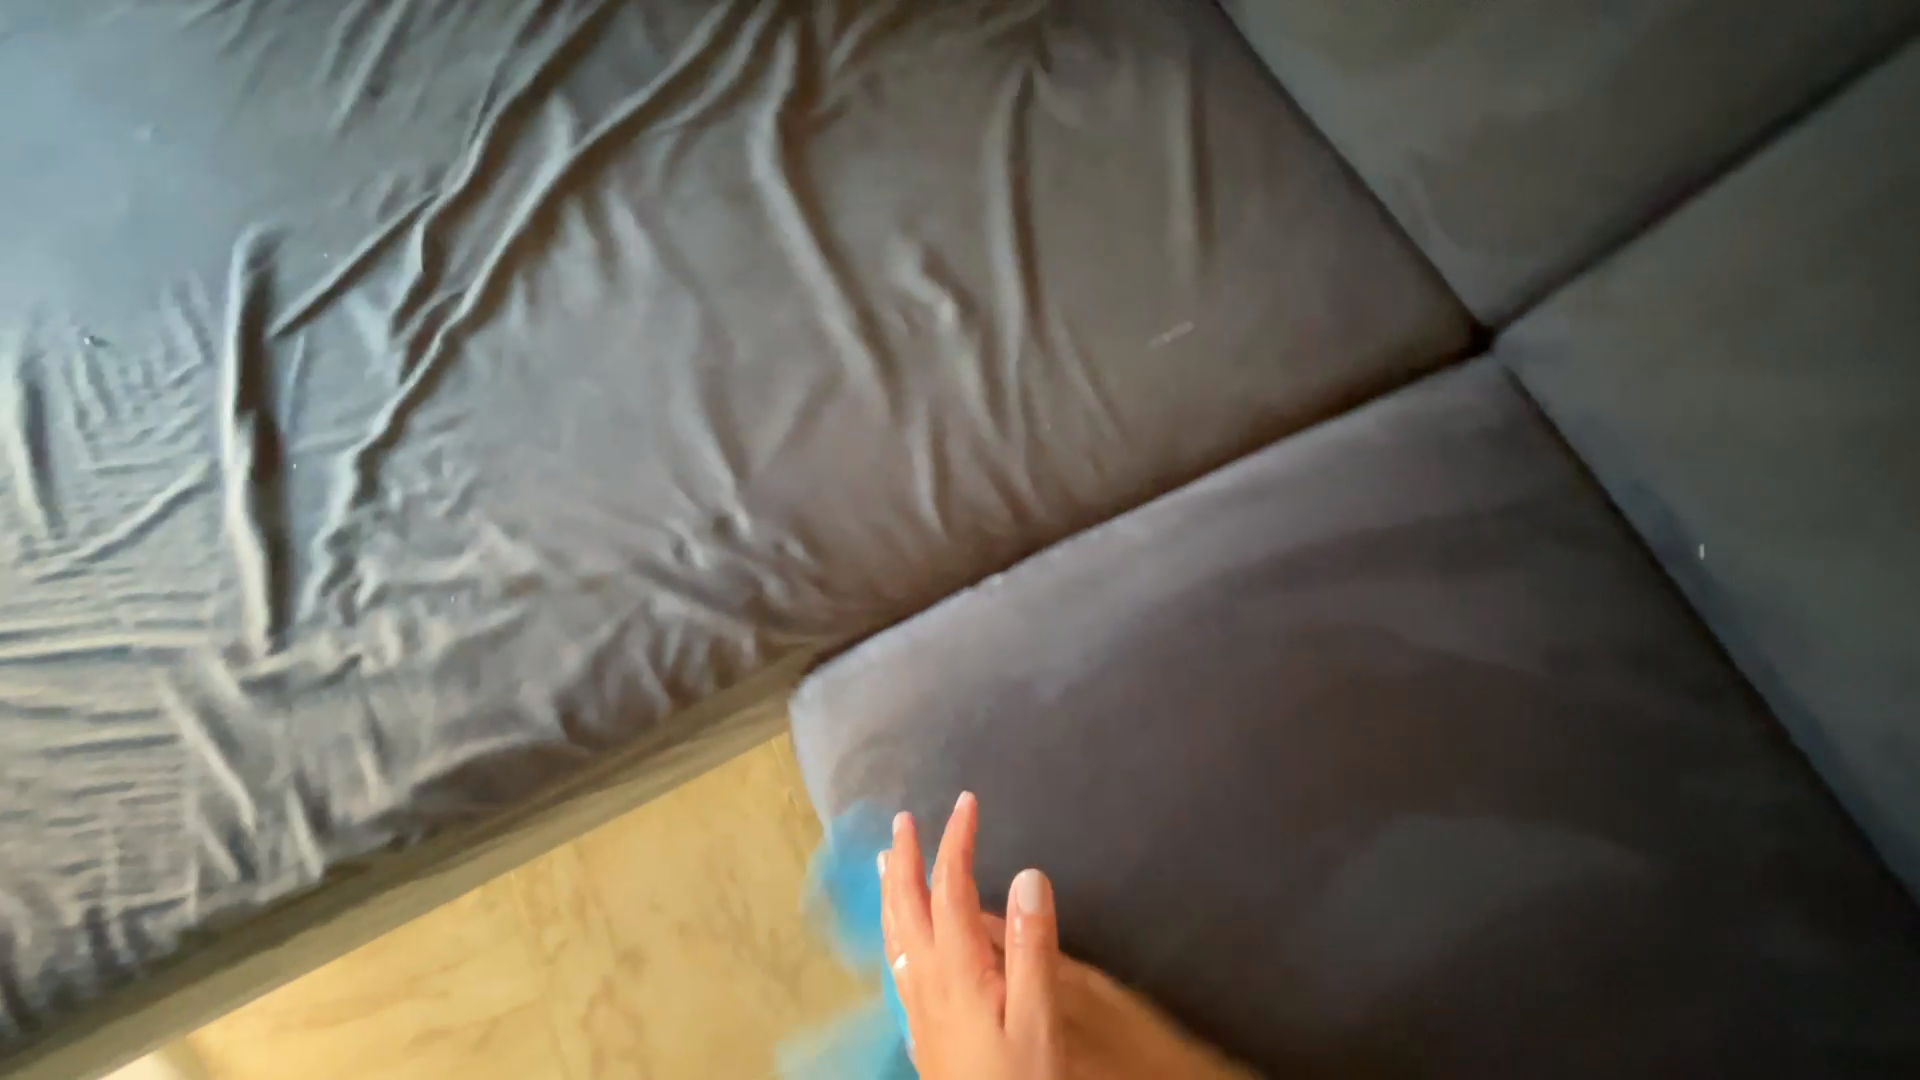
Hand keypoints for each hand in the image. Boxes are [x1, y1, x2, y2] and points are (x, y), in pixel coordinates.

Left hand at [881, 791, 1063, 1079]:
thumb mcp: (1038, 1020)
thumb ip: (1032, 947)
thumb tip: (1027, 874)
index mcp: (956, 966)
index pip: (950, 886)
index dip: (957, 840)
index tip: (966, 802)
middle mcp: (926, 977)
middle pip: (908, 904)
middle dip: (908, 857)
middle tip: (903, 819)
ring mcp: (918, 1004)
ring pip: (895, 932)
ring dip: (892, 889)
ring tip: (886, 860)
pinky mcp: (920, 1027)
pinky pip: (896, 960)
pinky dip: (893, 928)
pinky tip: (898, 938)